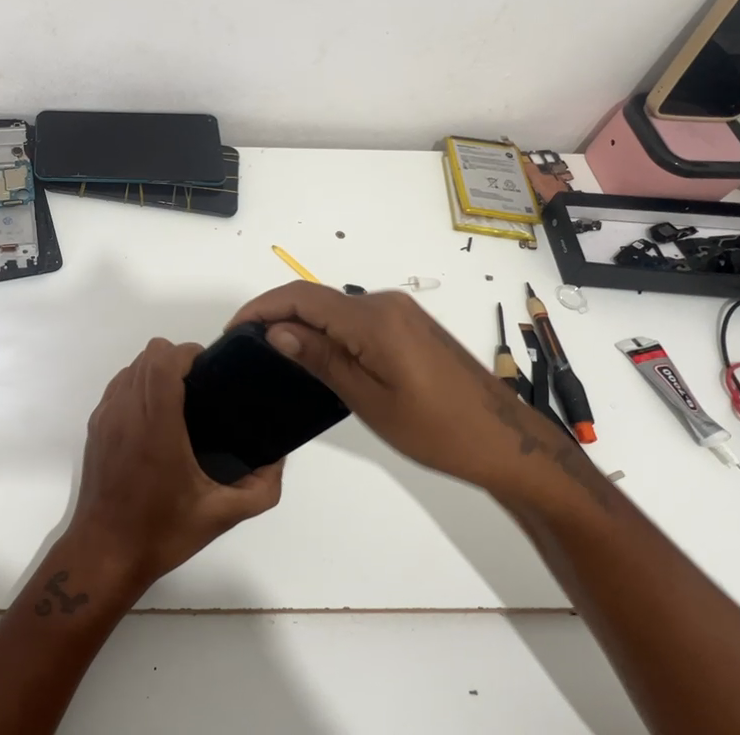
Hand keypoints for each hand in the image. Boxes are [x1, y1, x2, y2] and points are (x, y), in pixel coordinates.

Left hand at [66, 338, 284, 588]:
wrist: (106, 552)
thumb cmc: (162, 531)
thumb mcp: (222, 515)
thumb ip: (260, 488)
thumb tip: (278, 459)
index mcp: (156, 425)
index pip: (164, 361)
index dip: (188, 353)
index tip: (210, 369)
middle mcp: (126, 412)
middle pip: (148, 355)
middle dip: (176, 359)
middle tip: (201, 385)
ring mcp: (105, 417)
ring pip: (130, 367)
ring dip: (154, 370)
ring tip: (179, 398)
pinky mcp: (94, 427)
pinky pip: (117, 386)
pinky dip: (136, 385)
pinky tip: (154, 414)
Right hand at [229, 283, 577, 498]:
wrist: (506, 442)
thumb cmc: (437, 430)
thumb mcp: (369, 400)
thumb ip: (321, 359)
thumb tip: (276, 331)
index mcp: (374, 319)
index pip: (301, 297)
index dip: (261, 308)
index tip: (233, 330)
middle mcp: (386, 303)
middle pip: (317, 298)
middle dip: (277, 315)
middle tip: (247, 347)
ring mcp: (401, 312)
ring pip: (336, 307)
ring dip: (302, 323)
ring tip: (274, 354)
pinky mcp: (410, 325)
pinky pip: (356, 318)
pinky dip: (328, 329)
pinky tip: (316, 354)